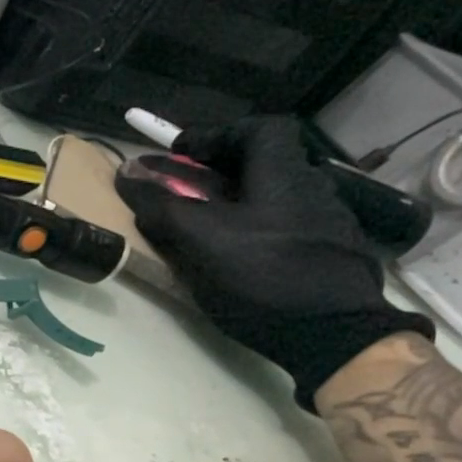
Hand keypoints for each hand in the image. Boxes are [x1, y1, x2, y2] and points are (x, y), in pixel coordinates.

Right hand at [115, 116, 432, 411]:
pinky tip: (240, 255)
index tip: (182, 153)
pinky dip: (257, 227)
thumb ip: (164, 206)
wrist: (333, 332)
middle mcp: (311, 189)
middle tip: (185, 190)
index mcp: (283, 177)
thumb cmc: (262, 277)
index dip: (218, 134)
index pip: (260, 129)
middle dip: (222, 169)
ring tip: (206, 226)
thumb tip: (128, 172)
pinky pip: (286, 224)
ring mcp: (326, 222)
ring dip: (239, 200)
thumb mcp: (201, 241)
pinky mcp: (330, 252)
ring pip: (276, 195)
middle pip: (266, 162)